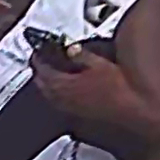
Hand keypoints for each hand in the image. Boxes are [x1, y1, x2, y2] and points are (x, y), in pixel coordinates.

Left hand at [33, 49, 148, 125]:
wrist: (123, 108)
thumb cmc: (114, 87)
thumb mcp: (99, 65)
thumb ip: (82, 56)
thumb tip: (71, 48)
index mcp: (62, 84)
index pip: (43, 71)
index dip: (38, 62)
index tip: (36, 55)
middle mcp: (59, 97)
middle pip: (41, 84)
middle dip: (39, 73)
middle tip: (40, 64)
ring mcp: (64, 105)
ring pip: (46, 93)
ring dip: (44, 83)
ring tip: (47, 74)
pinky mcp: (71, 111)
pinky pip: (54, 100)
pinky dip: (51, 92)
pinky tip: (58, 89)